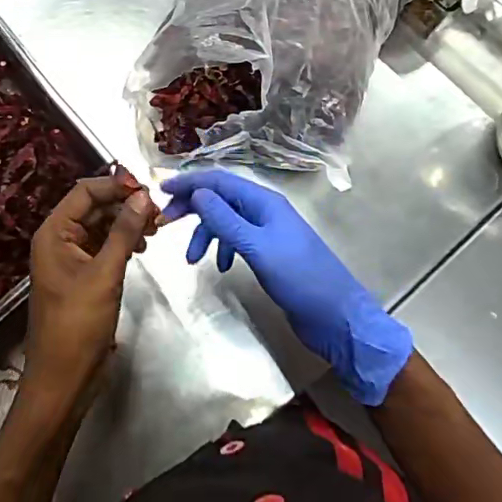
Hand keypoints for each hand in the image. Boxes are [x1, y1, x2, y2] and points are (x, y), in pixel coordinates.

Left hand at [25, 170, 157, 396]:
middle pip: (93, 207)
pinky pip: (102, 247)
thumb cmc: (77, 324)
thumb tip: (142, 196)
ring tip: (155, 230)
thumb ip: (124, 232)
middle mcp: (58, 238)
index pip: (84, 192)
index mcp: (54, 231)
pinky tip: (141, 248)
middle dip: (124, 205)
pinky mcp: (82, 276)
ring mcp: (69, 258)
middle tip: (158, 212)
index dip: (115, 185)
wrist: (63, 379)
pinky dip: (122, 243)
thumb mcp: (105, 274)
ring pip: (99, 226)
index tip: (147, 189)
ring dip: (126, 224)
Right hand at [161, 169, 412, 405]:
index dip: (189, 182)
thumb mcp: (257, 248)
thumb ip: (225, 219)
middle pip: (219, 197)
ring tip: (192, 259)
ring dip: (205, 234)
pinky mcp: (270, 251)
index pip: (218, 180)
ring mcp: (268, 231)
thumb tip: (197, 192)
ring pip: (225, 220)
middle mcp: (264, 210)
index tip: (161, 190)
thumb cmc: (301, 280)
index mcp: (263, 201)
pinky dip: (222, 248)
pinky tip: (222, 267)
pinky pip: (236, 238)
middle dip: (192, 207)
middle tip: (167, 221)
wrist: (341, 321)